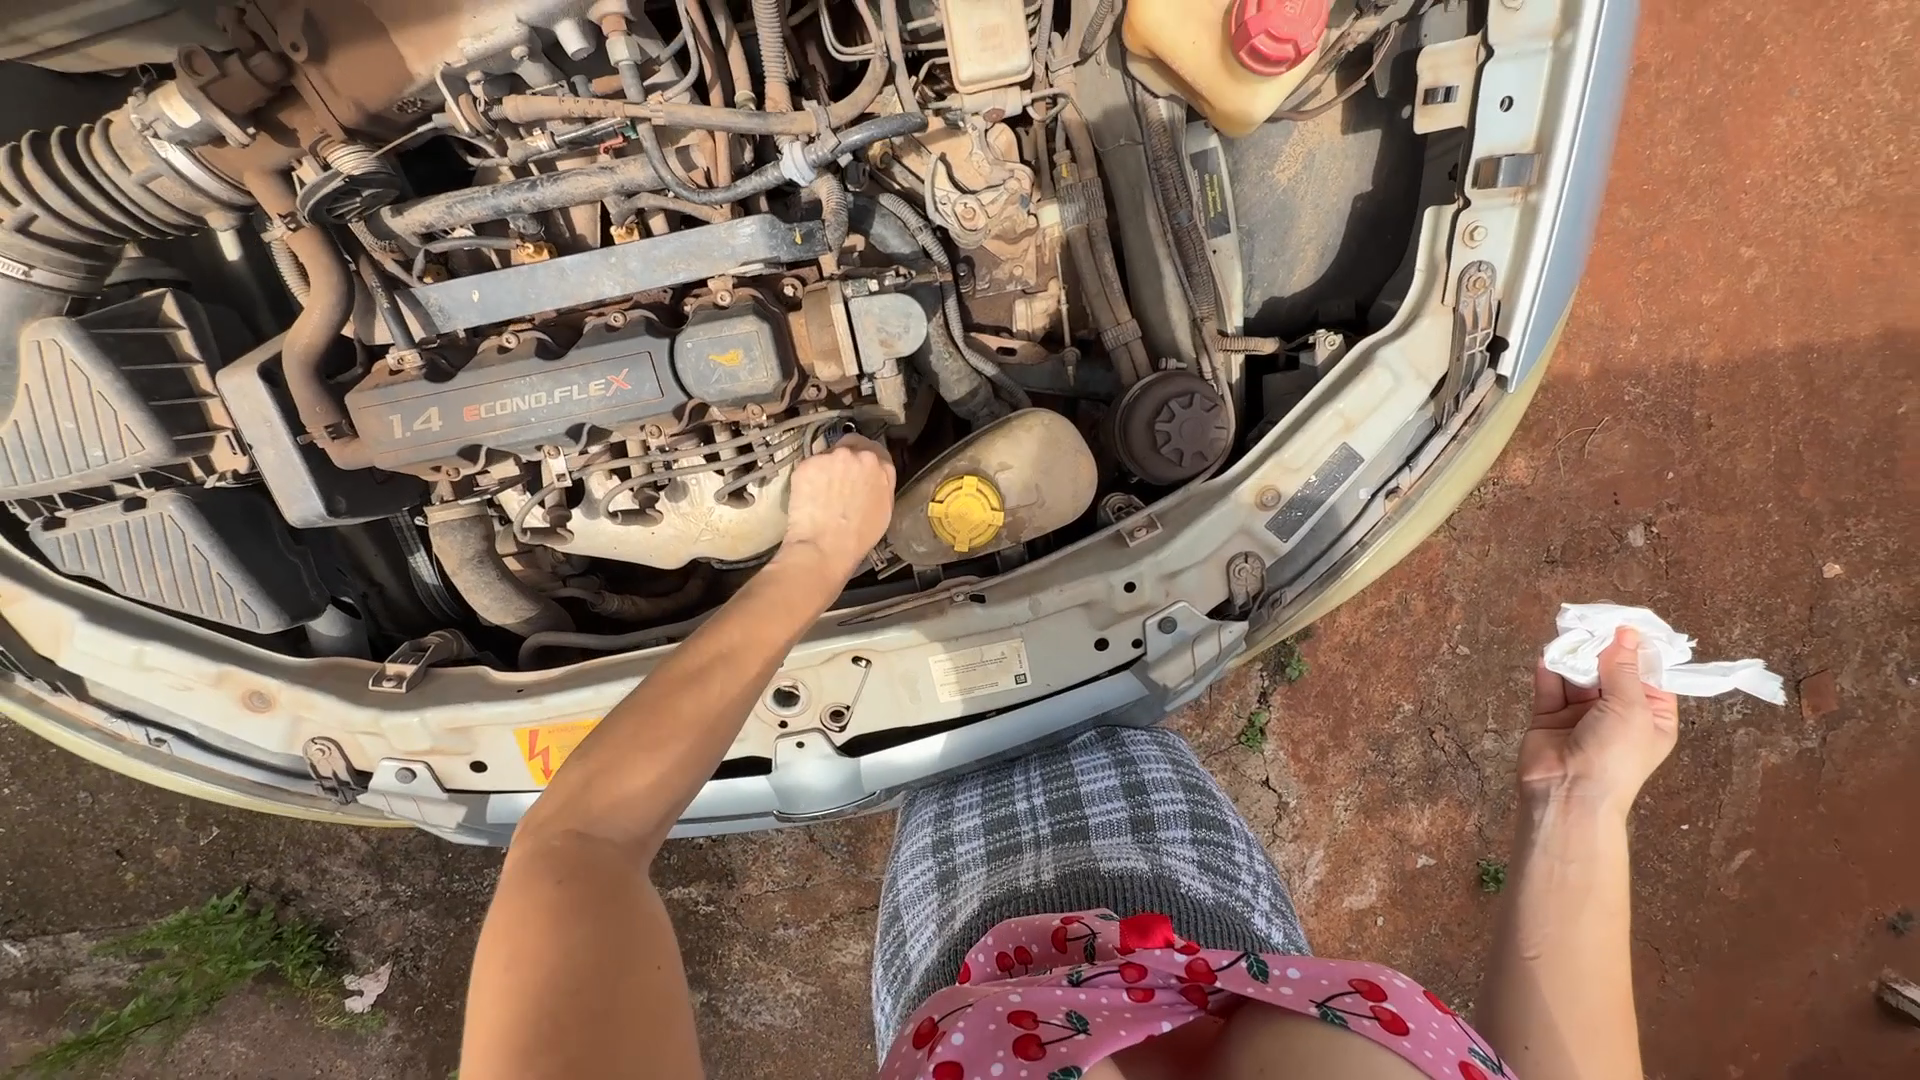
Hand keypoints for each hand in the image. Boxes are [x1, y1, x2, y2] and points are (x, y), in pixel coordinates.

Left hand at [777, 434, 895, 580]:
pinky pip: (810, 465)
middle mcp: (857, 455)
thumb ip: (883, 484)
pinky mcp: (808, 464)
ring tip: (825, 494)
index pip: (876, 450)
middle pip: (851, 446)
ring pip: (829, 455)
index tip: (860, 468)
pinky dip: (810, 477)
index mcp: (881, 467)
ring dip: (828, 468)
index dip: (866, 461)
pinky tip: (812, 496)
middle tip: (840, 482)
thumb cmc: (856, 537)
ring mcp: (831, 457)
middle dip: (846, 461)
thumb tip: (876, 477)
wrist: (825, 546)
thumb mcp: (885, 509)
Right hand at [1521, 627, 1679, 816]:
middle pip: (1610, 671)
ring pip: (1577, 677)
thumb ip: (1623, 669)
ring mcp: (1581, 715)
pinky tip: (1547, 655)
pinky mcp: (1548, 716)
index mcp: (1649, 715)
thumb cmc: (1614, 754)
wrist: (1568, 790)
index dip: (1638, 650)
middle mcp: (1617, 713)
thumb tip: (1626, 632)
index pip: (1648, 674)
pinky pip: (1549, 688)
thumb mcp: (1630, 709)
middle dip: (1601, 650)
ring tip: (1567, 634)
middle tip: (1591, 623)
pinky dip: (1548, 672)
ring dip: (1573, 658)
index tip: (1626, 623)